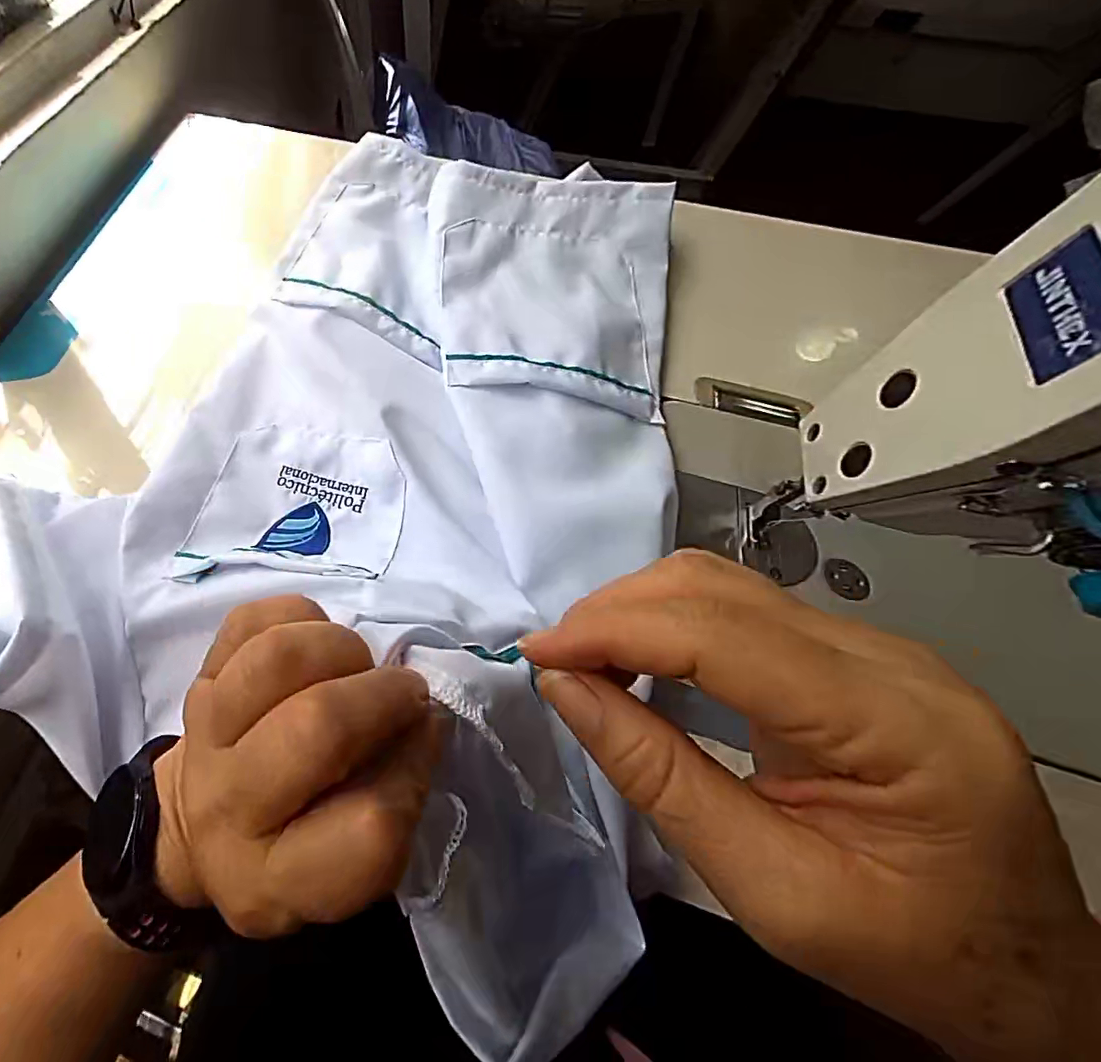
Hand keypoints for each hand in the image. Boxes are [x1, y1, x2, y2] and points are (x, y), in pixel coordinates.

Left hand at [151, 596, 440, 938]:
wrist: (198, 823)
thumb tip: (424, 715)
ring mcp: (204, 729)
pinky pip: (247, 621)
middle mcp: (228, 800)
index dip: (413, 771)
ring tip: (356, 664)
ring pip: (278, 657)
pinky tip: (314, 640)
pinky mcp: (198, 677)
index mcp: (275, 879)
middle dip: (381, 696)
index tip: (422, 740)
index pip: (369, 827)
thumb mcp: (348, 868)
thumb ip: (395, 799)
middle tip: (405, 692)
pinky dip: (297, 617)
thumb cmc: (291, 845)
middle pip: (315, 725)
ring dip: (339, 647)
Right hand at [520, 550, 1100, 1061]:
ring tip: (585, 663)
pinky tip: (635, 662)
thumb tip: (561, 685)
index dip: (611, 631)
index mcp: (895, 727)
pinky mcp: (848, 656)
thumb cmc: (902, 949)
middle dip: (611, 615)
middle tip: (555, 665)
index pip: (719, 636)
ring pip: (715, 583)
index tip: (533, 655)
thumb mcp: (764, 886)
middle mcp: (891, 663)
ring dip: (630, 612)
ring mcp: (874, 651)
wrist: (1021, 971)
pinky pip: (731, 607)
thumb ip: (656, 775)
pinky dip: (659, 622)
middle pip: (713, 589)